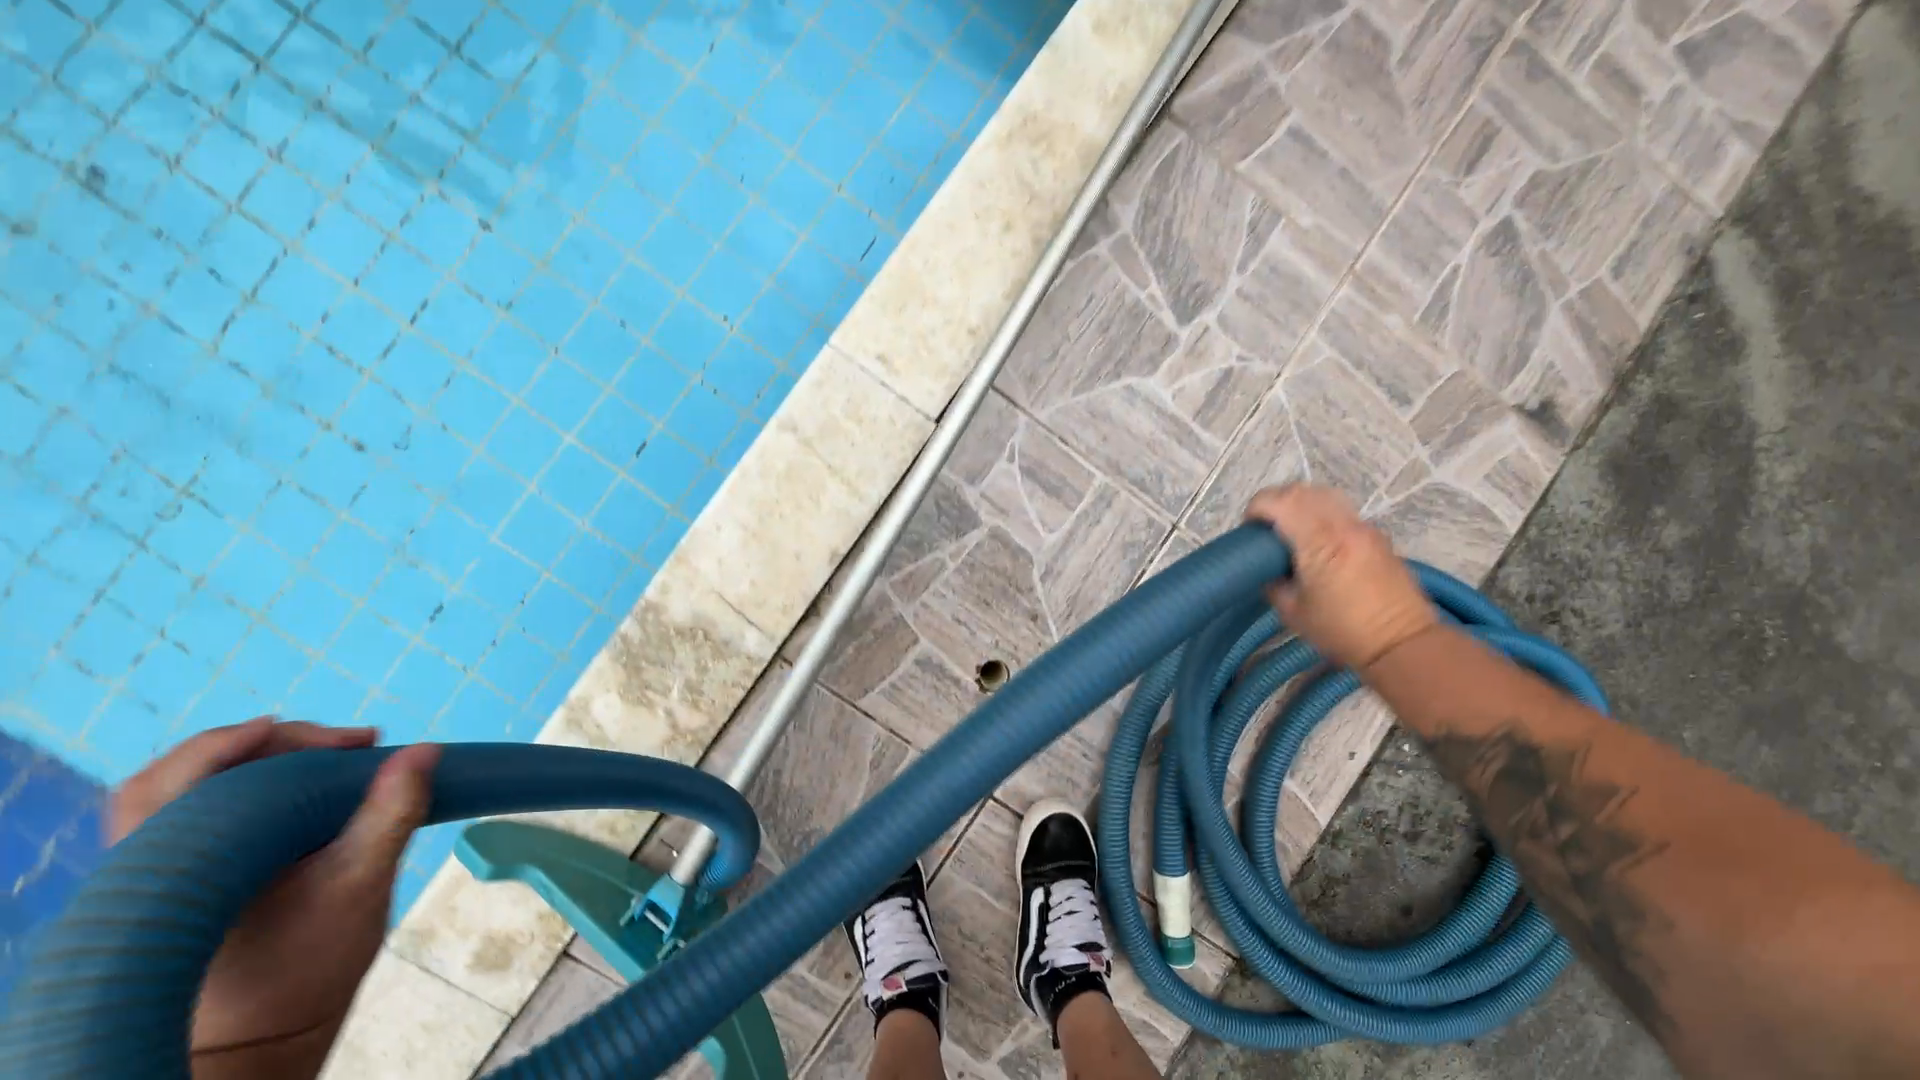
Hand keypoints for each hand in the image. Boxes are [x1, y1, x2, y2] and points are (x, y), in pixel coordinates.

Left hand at [107, 718, 438, 1079]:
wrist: (258, 1041)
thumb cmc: (301, 967)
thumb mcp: (358, 883)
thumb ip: (389, 813)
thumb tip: (424, 750)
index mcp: (178, 856)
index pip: (196, 768)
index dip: (267, 738)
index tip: (351, 738)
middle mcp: (148, 857)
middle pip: (191, 771)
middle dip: (274, 746)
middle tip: (347, 747)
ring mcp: (155, 871)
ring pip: (191, 790)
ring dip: (260, 767)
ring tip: (326, 763)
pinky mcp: (178, 883)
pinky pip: (198, 815)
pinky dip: (247, 792)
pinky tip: (297, 797)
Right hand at [1245, 484, 1439, 672]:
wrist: (1401, 642)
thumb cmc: (1342, 631)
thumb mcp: (1293, 612)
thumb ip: (1274, 583)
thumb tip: (1269, 569)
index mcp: (1319, 543)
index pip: (1280, 502)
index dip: (1257, 507)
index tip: (1248, 527)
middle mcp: (1343, 526)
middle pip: (1302, 491)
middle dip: (1276, 500)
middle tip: (1264, 526)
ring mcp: (1363, 528)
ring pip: (1325, 494)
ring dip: (1300, 503)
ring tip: (1290, 528)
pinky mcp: (1377, 535)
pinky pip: (1342, 510)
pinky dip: (1321, 513)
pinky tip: (1317, 540)